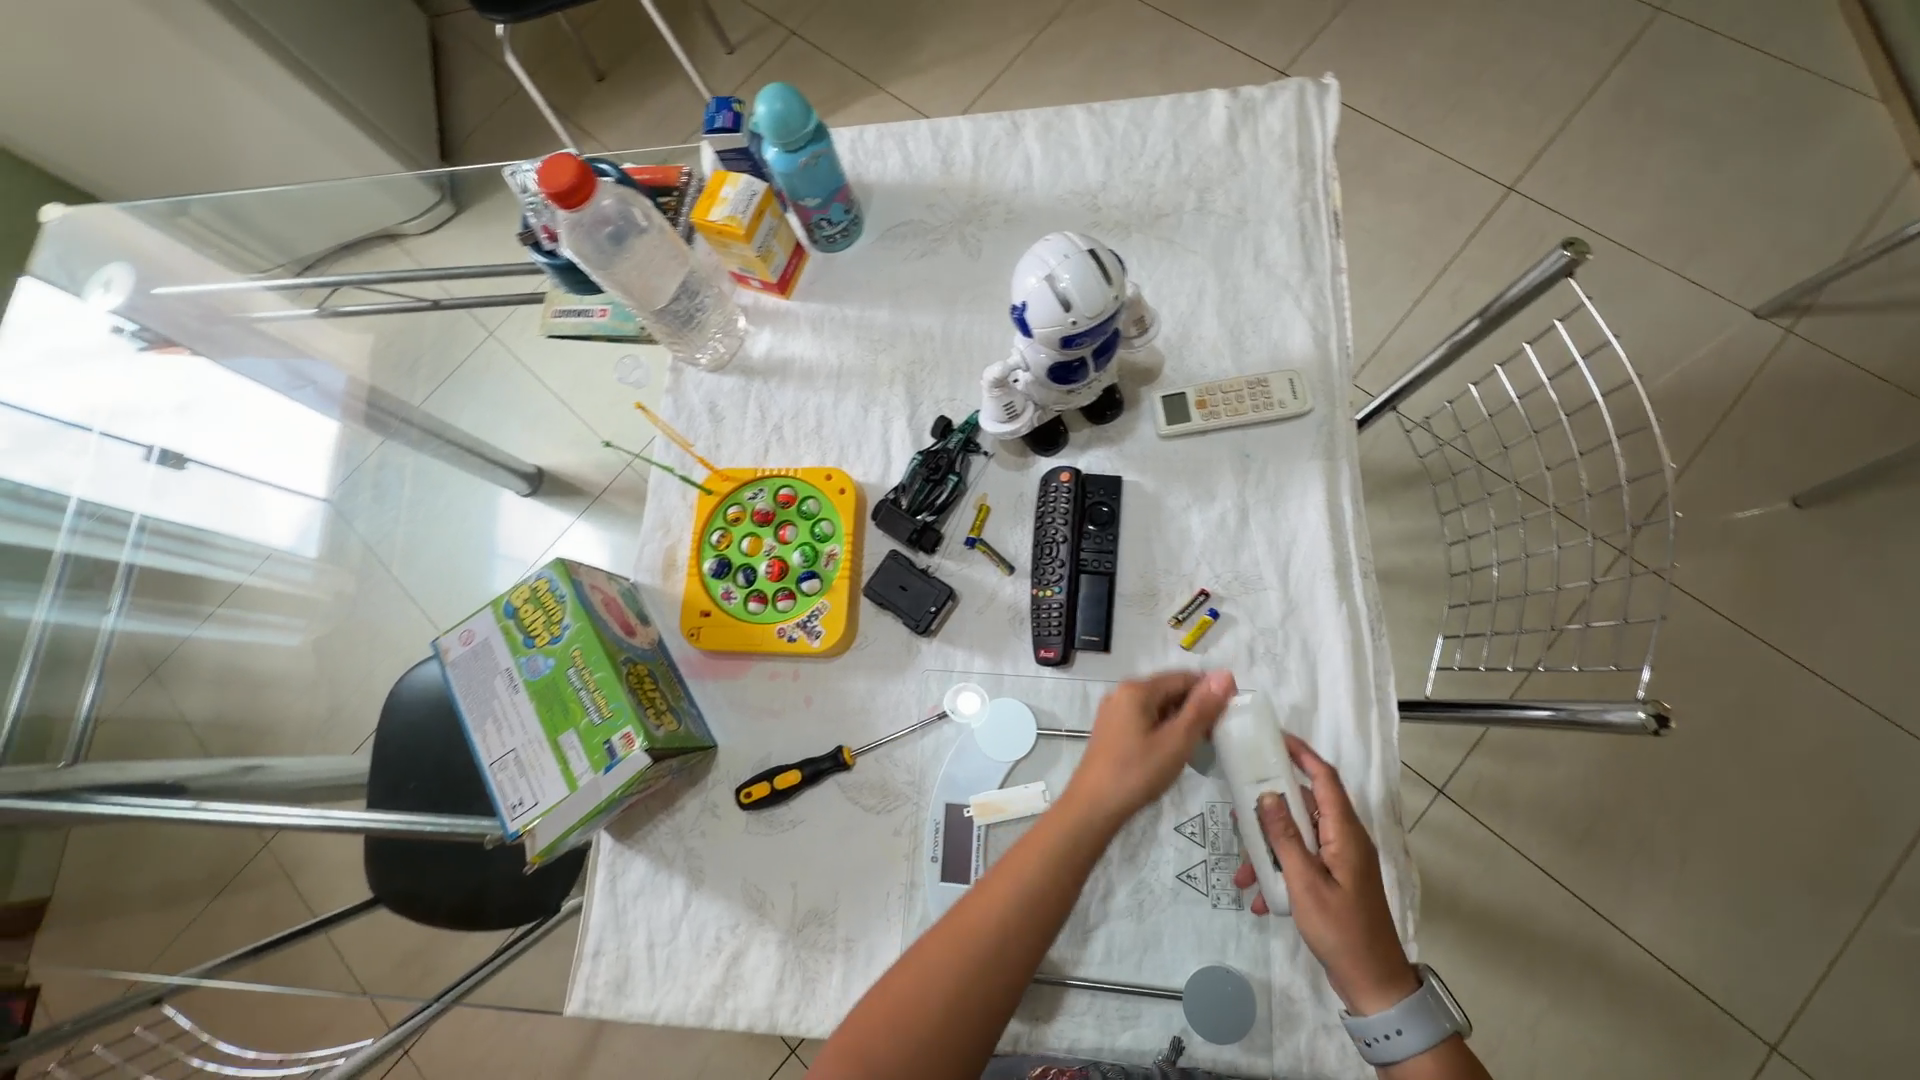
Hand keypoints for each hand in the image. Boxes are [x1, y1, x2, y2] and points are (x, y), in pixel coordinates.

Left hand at [1062, 670, 1235, 828]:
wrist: (1093, 806)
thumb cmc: (1138, 772)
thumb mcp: (1176, 740)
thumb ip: (1202, 707)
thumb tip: (1225, 674)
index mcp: (1136, 689)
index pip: (1184, 677)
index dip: (1210, 692)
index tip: (1228, 717)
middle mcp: (1121, 692)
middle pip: (1169, 689)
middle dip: (1195, 708)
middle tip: (1212, 736)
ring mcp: (1114, 711)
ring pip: (1157, 706)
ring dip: (1180, 720)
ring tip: (1194, 746)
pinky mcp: (1111, 729)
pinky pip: (1144, 718)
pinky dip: (1163, 728)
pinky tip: (1171, 750)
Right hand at [1233, 734, 1418, 1015]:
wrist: (1372, 983)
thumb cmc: (1341, 930)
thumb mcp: (1305, 882)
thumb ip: (1285, 836)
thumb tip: (1267, 794)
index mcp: (1345, 833)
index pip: (1324, 778)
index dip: (1301, 753)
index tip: (1272, 738)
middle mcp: (1344, 839)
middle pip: (1303, 806)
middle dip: (1268, 811)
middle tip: (1238, 811)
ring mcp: (1339, 860)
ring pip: (1296, 836)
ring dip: (1268, 850)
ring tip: (1242, 873)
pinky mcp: (1333, 879)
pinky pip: (1299, 861)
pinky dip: (1278, 872)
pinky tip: (1259, 897)